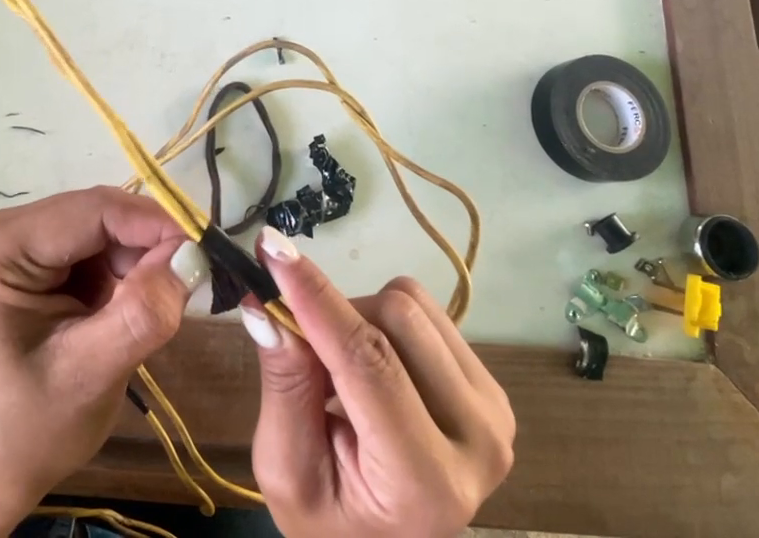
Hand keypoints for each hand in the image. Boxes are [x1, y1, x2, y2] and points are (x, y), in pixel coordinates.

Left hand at [0, 187, 210, 530]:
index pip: (94, 210)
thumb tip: (193, 257)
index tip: (208, 256)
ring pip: (105, 231)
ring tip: (158, 311)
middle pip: (100, 216)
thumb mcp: (90, 373)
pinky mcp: (38, 263)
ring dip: (141, 264)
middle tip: (191, 288)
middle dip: (149, 248)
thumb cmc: (28, 429)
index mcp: (0, 246)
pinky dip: (127, 276)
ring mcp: (21, 244)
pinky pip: (98, 251)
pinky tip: (131, 312)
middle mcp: (6, 231)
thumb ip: (141, 313)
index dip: (156, 225)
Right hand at [241, 227, 514, 537]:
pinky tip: (374, 370)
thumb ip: (283, 386)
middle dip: (333, 316)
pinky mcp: (492, 387)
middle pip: (396, 318)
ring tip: (340, 371)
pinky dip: (383, 322)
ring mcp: (496, 410)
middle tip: (302, 350)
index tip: (271, 248)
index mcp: (423, 479)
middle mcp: (479, 440)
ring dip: (359, 317)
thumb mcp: (285, 469)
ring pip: (413, 306)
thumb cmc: (329, 518)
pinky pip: (429, 312)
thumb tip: (262, 301)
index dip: (316, 298)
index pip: (367, 362)